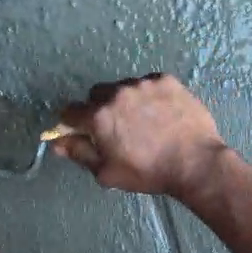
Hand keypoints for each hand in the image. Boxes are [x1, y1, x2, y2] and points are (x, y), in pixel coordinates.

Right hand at [54, 75, 229, 197]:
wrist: (195, 163)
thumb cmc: (148, 172)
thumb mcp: (107, 172)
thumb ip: (79, 153)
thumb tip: (56, 142)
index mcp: (99, 116)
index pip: (70, 111)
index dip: (73, 123)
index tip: (84, 132)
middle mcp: (117, 93)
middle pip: (96, 94)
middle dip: (99, 108)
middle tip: (117, 128)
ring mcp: (143, 83)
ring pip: (122, 87)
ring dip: (125, 100)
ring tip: (144, 121)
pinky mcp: (165, 80)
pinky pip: (147, 83)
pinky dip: (149, 95)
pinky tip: (160, 113)